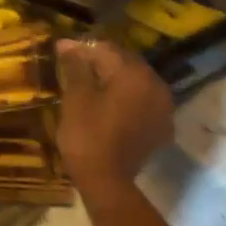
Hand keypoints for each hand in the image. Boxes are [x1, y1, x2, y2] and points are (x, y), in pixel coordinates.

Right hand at [54, 39, 173, 187]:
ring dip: (115, 79)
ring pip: (137, 82)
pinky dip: (127, 98)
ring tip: (92, 85)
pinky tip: (110, 105)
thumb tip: (68, 44)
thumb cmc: (86, 137)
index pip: (107, 49)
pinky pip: (143, 101)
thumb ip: (75, 67)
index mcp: (134, 74)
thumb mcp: (76, 99)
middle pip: (126, 63)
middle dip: (101, 61)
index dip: (82, 48)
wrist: (107, 181)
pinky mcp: (161, 126)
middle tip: (75, 66)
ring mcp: (163, 107)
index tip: (62, 51)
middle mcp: (156, 85)